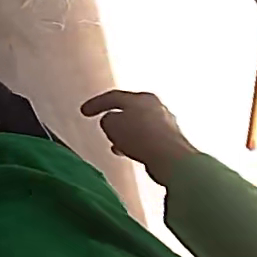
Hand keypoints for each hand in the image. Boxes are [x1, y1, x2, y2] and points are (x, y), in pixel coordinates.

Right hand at [80, 90, 200, 184]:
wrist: (170, 159)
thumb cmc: (140, 137)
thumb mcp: (111, 124)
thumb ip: (107, 120)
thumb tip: (112, 122)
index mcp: (141, 97)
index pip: (113, 97)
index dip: (96, 104)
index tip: (84, 111)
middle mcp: (157, 106)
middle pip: (130, 109)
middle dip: (115, 118)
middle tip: (104, 124)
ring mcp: (167, 123)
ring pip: (139, 125)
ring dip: (126, 133)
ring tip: (115, 143)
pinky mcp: (172, 141)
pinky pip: (148, 138)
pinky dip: (137, 143)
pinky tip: (129, 152)